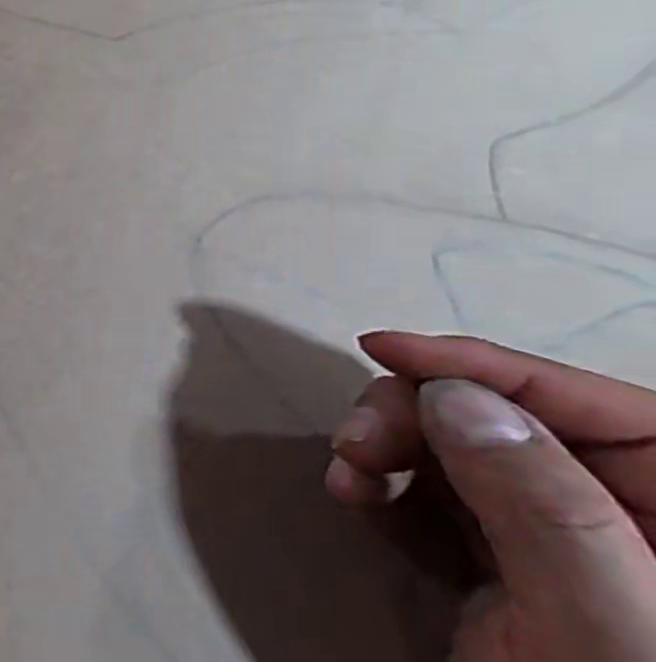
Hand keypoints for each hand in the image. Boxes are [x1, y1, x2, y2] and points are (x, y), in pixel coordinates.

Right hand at [326, 331, 655, 660]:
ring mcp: (562, 543)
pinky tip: (355, 496)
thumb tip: (450, 396)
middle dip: (414, 415)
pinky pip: (431, 490)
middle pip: (508, 421)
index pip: (604, 410)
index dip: (488, 367)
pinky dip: (381, 481)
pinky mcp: (502, 561)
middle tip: (355, 444)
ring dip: (385, 445)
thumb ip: (546, 509)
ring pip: (456, 446)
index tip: (383, 348)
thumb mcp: (602, 626)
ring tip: (347, 476)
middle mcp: (633, 522)